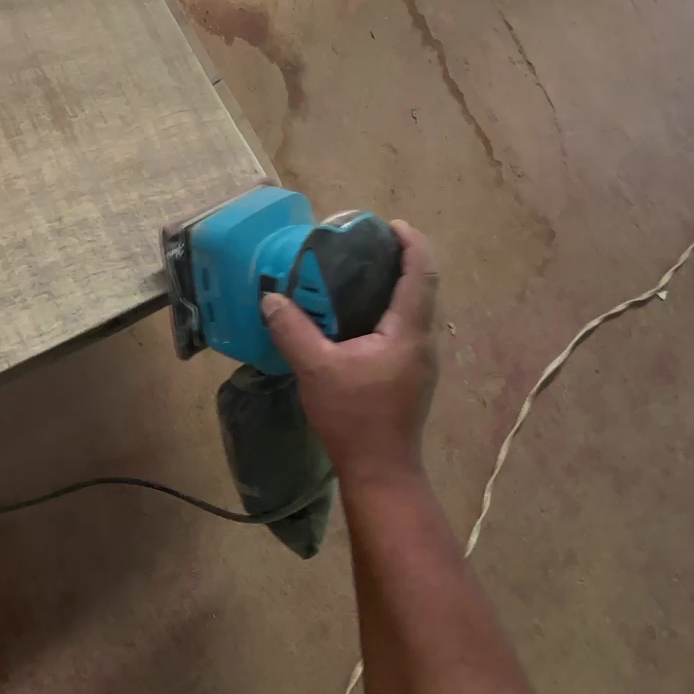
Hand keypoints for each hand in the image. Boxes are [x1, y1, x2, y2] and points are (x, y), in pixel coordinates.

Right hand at [260, 220, 439, 488]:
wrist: (380, 469)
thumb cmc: (354, 417)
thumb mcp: (315, 369)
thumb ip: (293, 330)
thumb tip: (271, 298)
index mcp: (408, 333)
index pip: (420, 274)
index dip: (411, 244)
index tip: (391, 224)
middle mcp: (422, 342)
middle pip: (421, 288)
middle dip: (398, 260)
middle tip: (362, 246)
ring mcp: (418, 361)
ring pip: (411, 310)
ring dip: (391, 287)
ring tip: (353, 276)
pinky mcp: (407, 376)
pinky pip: (401, 329)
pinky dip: (382, 310)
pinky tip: (352, 319)